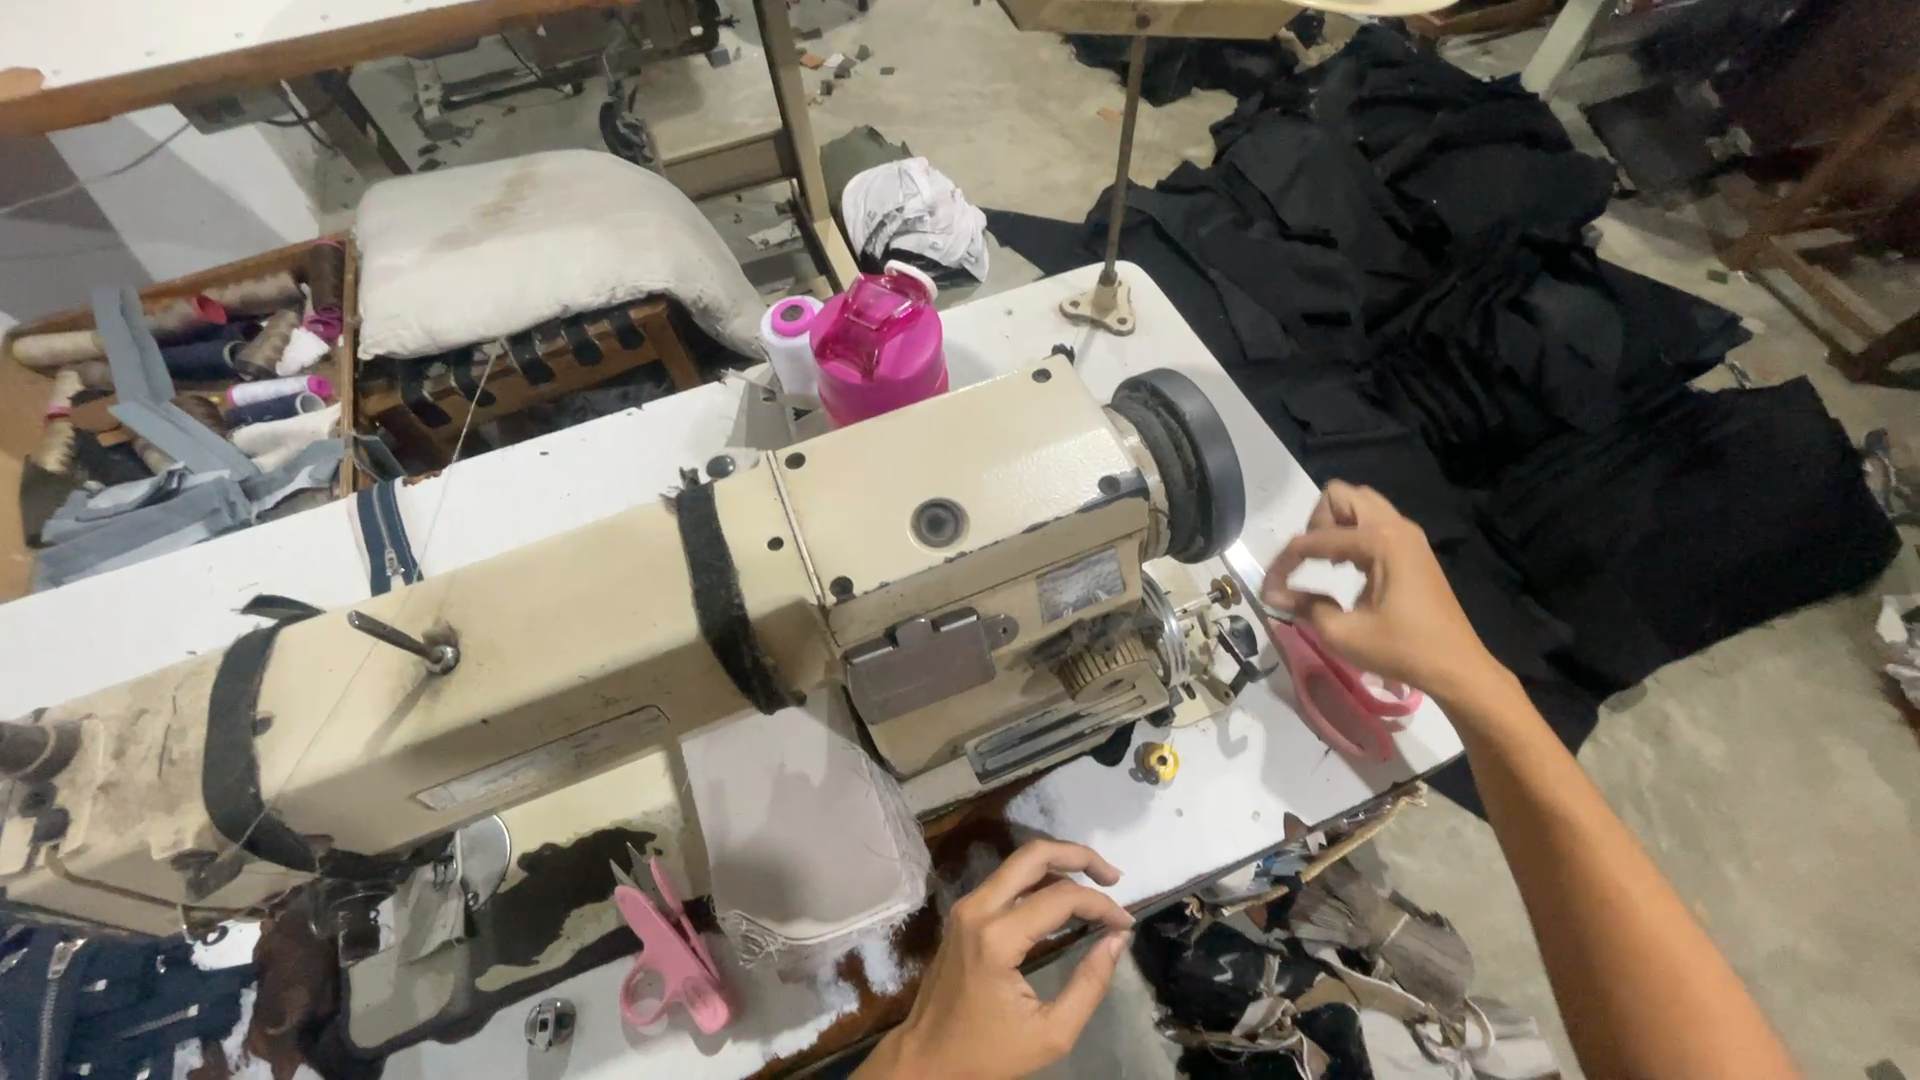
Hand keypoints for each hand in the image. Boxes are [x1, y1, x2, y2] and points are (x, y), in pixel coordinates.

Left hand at [856, 840, 1135, 1079]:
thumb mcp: (1050, 1033)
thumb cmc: (987, 1053)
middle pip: (1033, 854)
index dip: (1100, 905)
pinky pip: (1006, 880)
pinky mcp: (964, 912)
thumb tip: (1116, 938)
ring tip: (1096, 883)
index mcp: (997, 937)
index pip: (1060, 897)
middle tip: (1113, 876)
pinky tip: (1064, 898)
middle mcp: (978, 908)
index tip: (1126, 923)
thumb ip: (1089, 984)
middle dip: (1078, 855)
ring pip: (1019, 862)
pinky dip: (1040, 878)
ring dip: (1059, 863)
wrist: (926, 1060)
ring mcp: (967, 906)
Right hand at [1262, 480, 1508, 705]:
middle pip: (1340, 496)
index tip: (1270, 591)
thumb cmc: (1400, 649)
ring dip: (1334, 525)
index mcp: (1380, 541)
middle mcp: (1396, 526)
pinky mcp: (1412, 549)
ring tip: (1327, 562)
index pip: (1315, 538)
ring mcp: (1408, 535)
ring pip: (1358, 504)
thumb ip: (1302, 605)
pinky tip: (1347, 568)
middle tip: (1310, 560)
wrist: (1456, 667)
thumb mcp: (1341, 632)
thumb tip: (1270, 595)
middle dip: (1314, 523)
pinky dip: (1351, 535)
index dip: (1285, 563)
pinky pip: (1373, 522)